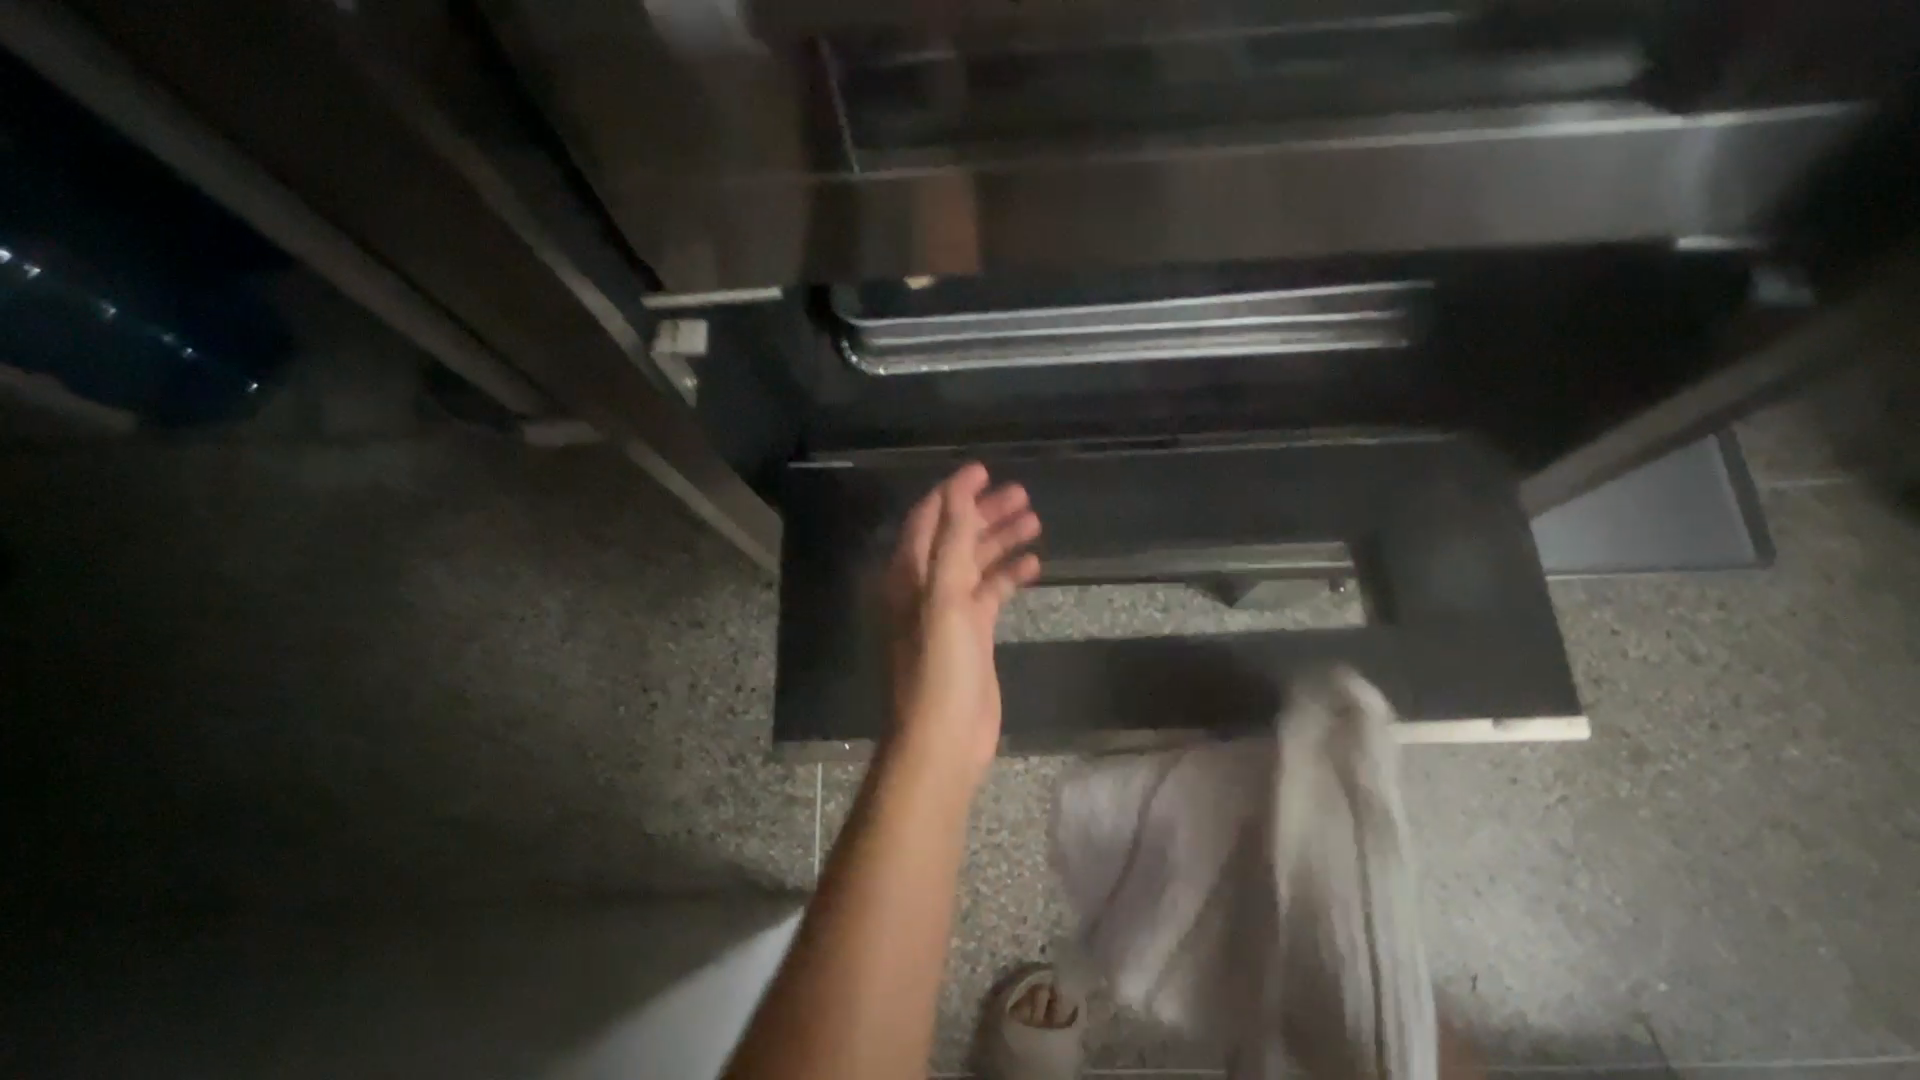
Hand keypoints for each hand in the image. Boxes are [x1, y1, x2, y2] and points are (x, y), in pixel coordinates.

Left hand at [882, 463, 1041, 788]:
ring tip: (1035, 520)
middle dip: (985, 513)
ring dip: (1001, 540)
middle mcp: (925, 588)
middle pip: (955, 537)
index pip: (928, 520)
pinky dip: (1010, 576)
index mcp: (909, 575)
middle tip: (1023, 494)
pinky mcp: (973, 636)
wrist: (944, 736)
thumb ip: (953, 541)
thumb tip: (959, 489)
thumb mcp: (944, 596)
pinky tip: (1035, 564)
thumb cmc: (939, 666)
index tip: (984, 469)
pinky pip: (991, 594)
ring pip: (976, 564)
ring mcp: (950, 613)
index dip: (953, 493)